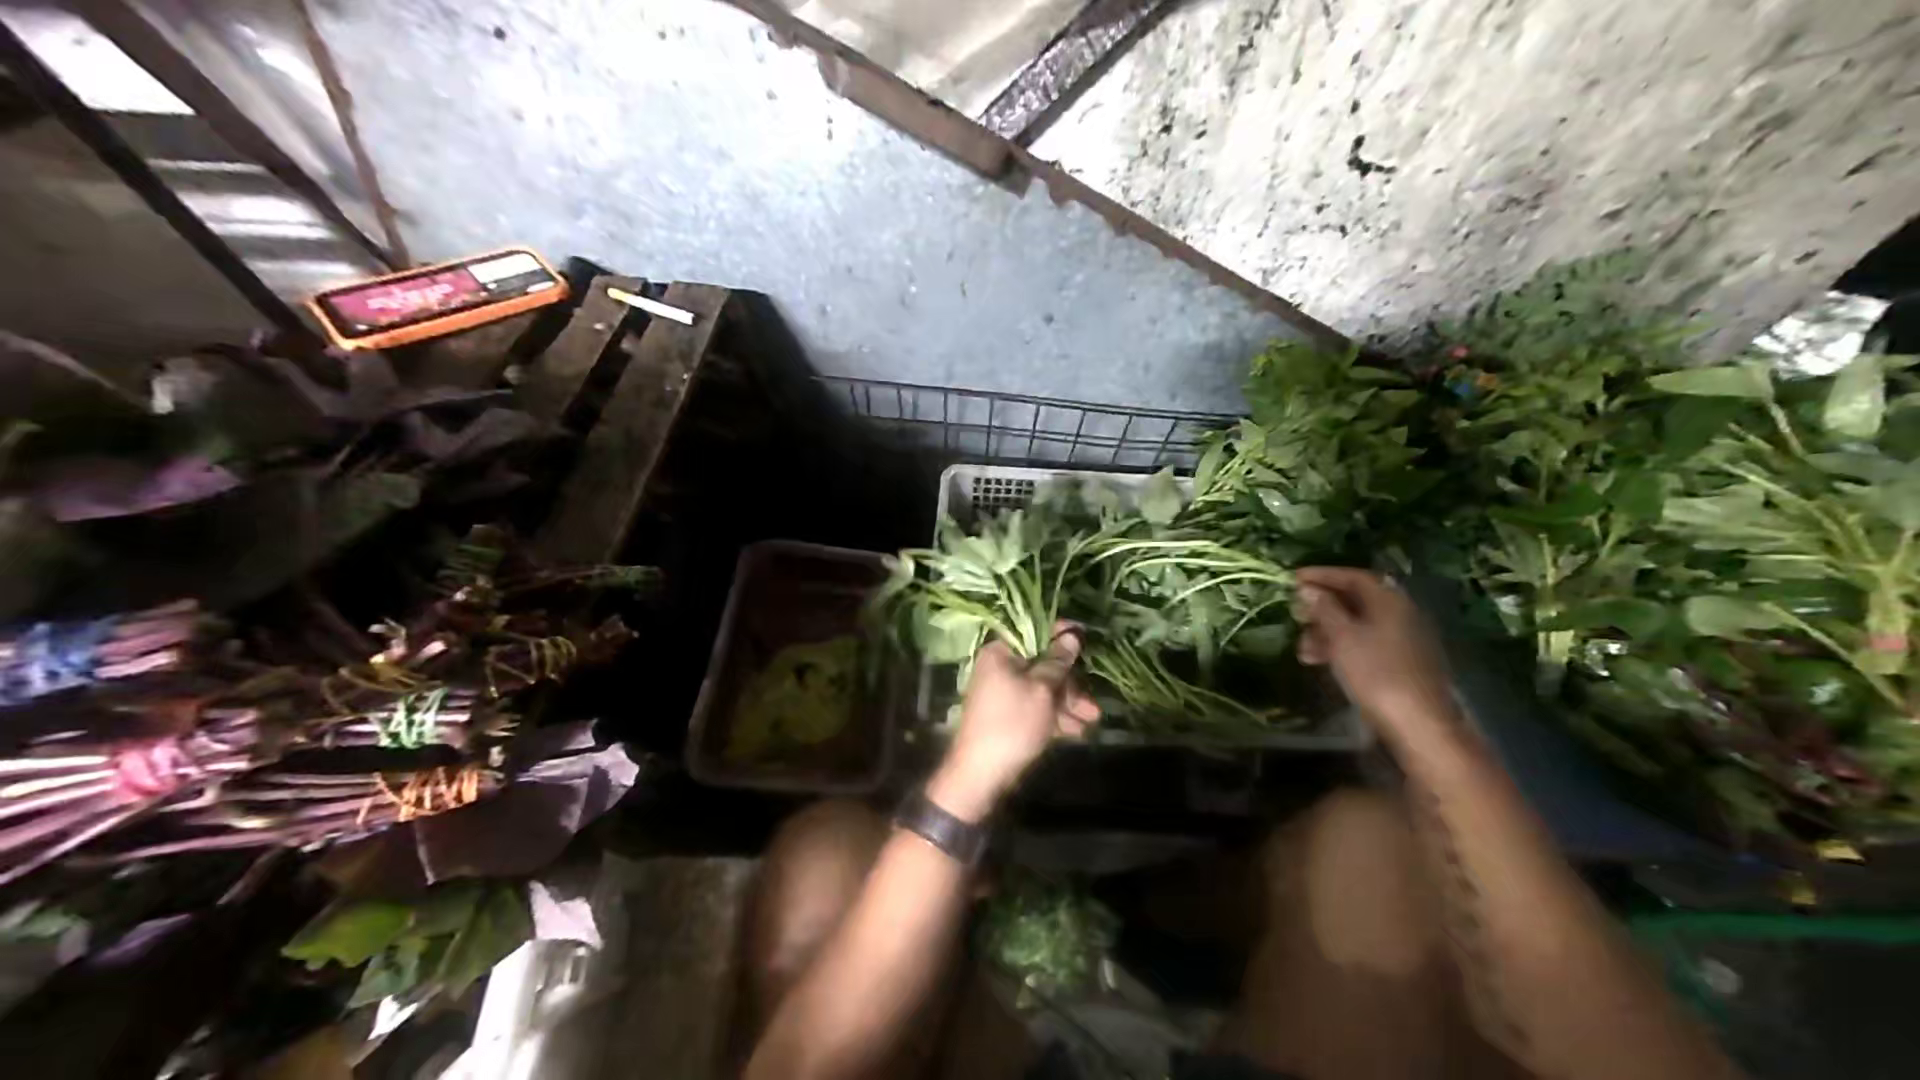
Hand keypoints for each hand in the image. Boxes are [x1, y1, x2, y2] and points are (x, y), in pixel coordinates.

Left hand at [927, 621, 1100, 822]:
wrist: (980, 775)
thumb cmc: (1012, 723)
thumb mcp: (1041, 691)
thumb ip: (1058, 662)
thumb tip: (1071, 635)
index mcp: (1000, 653)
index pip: (1034, 633)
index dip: (1061, 635)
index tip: (1086, 638)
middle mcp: (999, 667)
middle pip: (1043, 664)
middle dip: (1071, 683)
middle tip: (1093, 702)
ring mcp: (1002, 692)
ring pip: (1042, 688)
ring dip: (1068, 703)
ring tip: (1092, 721)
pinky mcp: (1007, 715)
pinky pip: (1035, 706)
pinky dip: (1054, 716)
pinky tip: (1076, 732)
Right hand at [1294, 567, 1455, 735]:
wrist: (1418, 724)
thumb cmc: (1376, 673)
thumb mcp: (1342, 637)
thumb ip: (1324, 609)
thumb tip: (1309, 588)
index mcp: (1390, 602)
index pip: (1354, 577)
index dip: (1323, 575)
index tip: (1293, 579)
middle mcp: (1401, 615)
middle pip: (1356, 600)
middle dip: (1322, 606)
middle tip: (1295, 613)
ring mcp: (1403, 640)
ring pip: (1358, 625)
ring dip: (1327, 631)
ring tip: (1302, 648)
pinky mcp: (1401, 663)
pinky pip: (1365, 644)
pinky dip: (1341, 647)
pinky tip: (1320, 662)